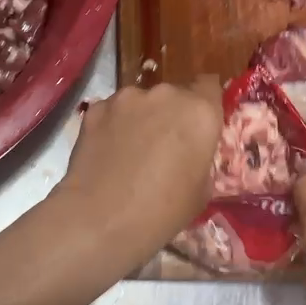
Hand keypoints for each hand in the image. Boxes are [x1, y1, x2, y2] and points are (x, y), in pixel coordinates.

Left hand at [49, 79, 221, 249]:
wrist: (102, 218)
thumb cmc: (164, 211)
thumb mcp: (202, 189)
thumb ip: (200, 156)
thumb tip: (190, 151)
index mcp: (200, 112)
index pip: (209, 86)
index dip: (204, 103)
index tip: (198, 123)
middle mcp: (165, 94)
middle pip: (173, 95)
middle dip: (170, 114)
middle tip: (162, 145)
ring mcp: (127, 98)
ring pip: (140, 102)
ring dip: (140, 118)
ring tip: (129, 150)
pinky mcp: (96, 108)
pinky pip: (112, 111)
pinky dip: (113, 125)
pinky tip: (107, 152)